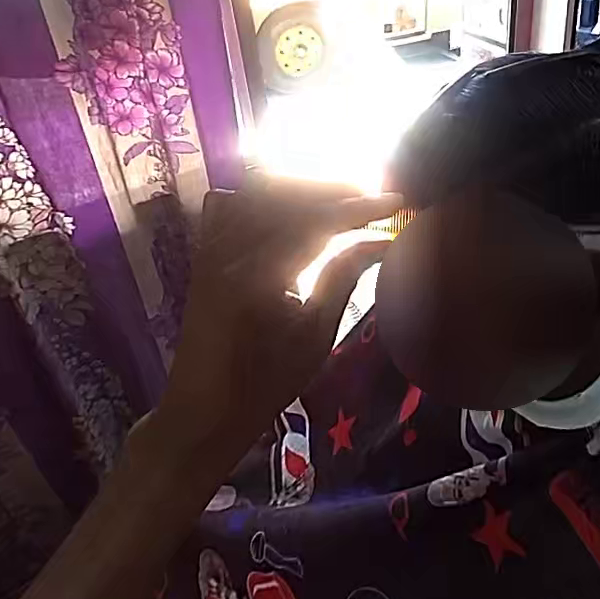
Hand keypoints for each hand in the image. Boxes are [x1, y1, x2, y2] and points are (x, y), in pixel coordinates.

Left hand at [154, 179, 398, 469]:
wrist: (203, 409)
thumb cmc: (265, 383)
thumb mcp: (315, 336)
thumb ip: (344, 276)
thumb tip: (383, 241)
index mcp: (259, 276)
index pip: (316, 223)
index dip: (359, 209)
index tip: (396, 202)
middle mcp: (232, 250)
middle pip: (286, 195)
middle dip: (332, 190)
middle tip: (370, 199)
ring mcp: (215, 246)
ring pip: (260, 192)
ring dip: (303, 189)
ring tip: (339, 199)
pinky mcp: (209, 250)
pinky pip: (241, 204)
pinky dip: (273, 197)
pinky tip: (297, 206)